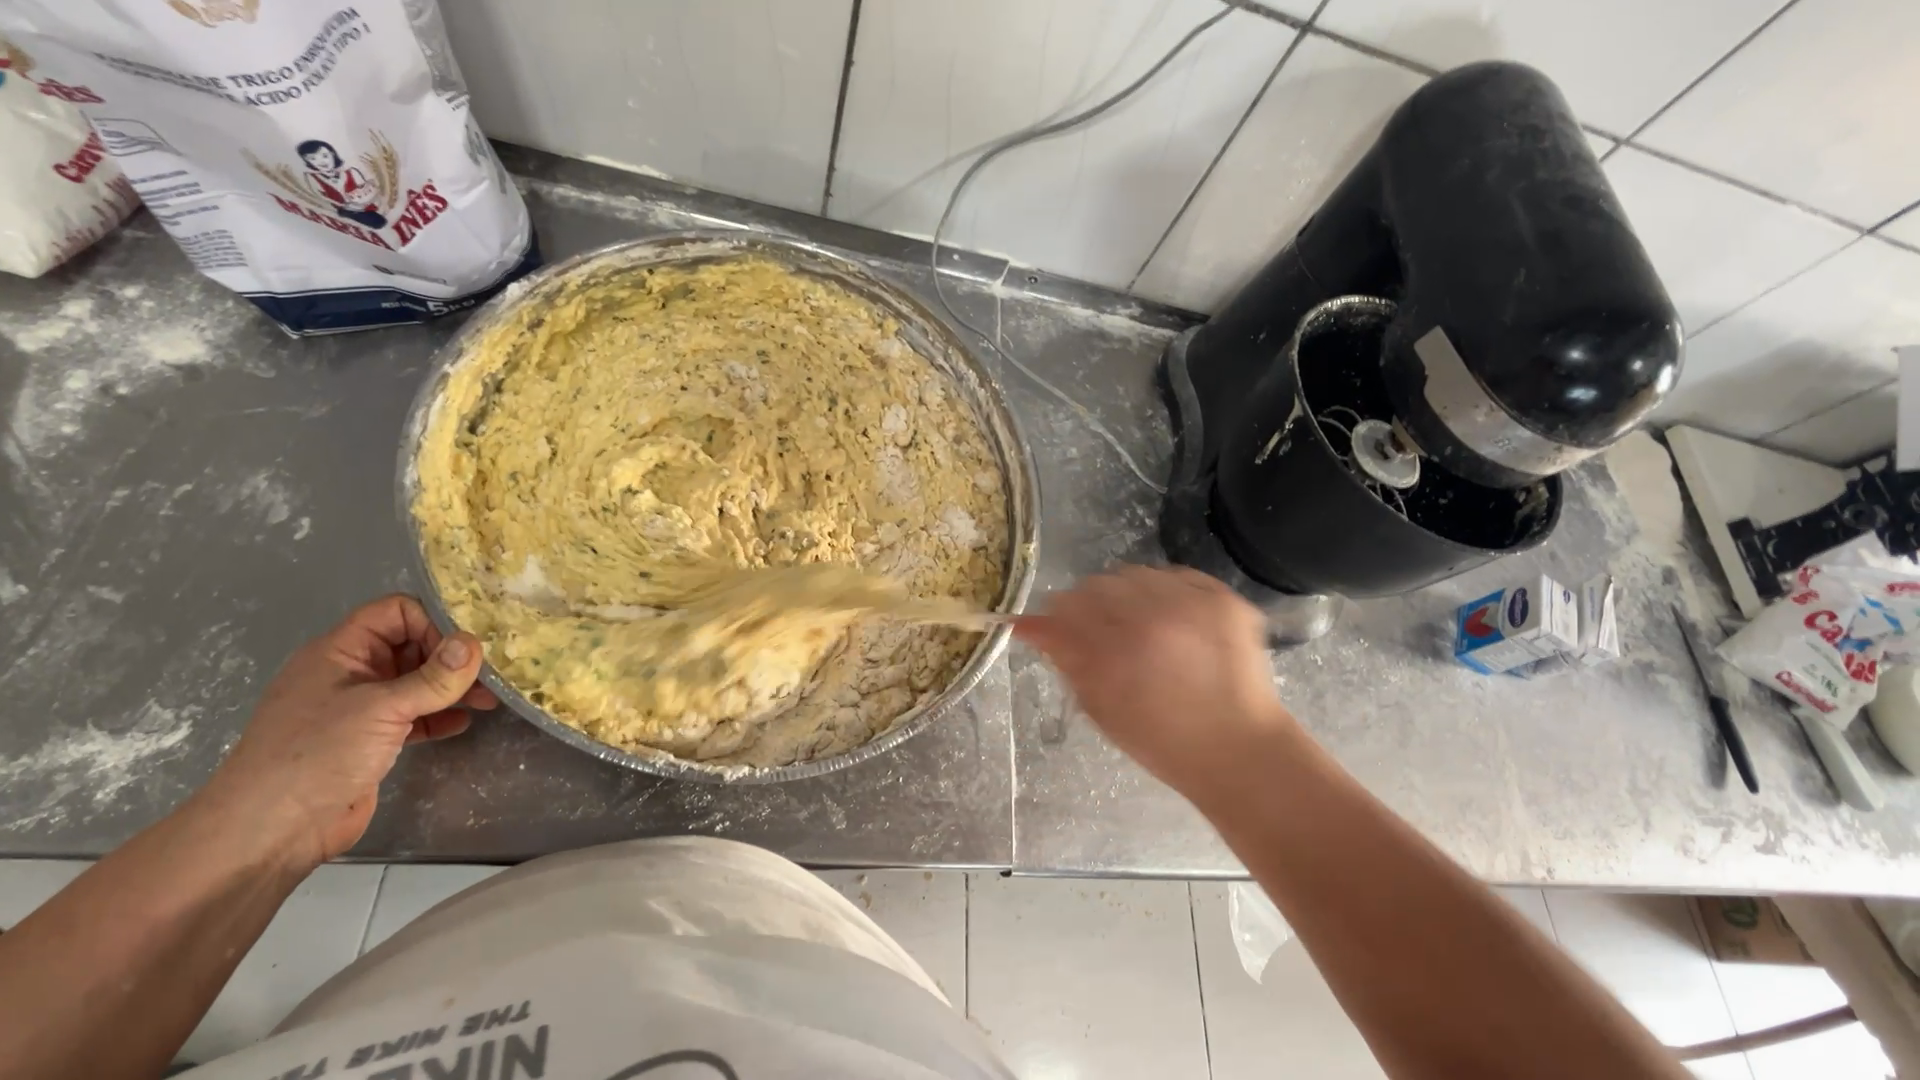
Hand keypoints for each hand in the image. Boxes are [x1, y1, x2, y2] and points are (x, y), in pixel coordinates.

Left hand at [205, 595, 497, 867]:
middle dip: (452, 658)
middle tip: (492, 675)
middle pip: (411, 646)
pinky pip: (414, 716)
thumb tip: (474, 643)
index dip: (433, 623)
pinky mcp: (370, 741)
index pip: (396, 613)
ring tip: (489, 700)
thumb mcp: (381, 708)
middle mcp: (351, 673)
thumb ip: (433, 677)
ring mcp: (359, 709)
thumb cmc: (318, 753)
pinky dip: (439, 716)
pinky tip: (463, 724)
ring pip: (416, 683)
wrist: (271, 830)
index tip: (466, 651)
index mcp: (341, 651)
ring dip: (452, 688)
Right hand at [1015, 565, 1296, 798]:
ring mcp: (1192, 602)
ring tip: (1142, 629)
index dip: (1058, 617)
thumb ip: (1066, 659)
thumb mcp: (1100, 708)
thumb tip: (1028, 625)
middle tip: (1102, 634)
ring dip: (1130, 596)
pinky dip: (1167, 595)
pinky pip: (1177, 577)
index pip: (1066, 604)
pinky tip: (1173, 623)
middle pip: (1099, 584)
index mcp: (1116, 648)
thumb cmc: (1161, 742)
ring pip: (1137, 575)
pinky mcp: (1223, 598)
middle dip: (1092, 605)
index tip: (1059, 629)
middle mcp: (1153, 615)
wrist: (1239, 750)